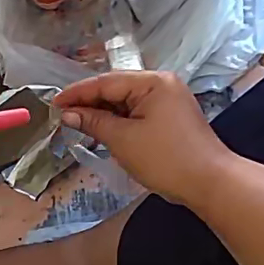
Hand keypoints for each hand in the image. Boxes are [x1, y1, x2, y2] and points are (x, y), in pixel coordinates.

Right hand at [55, 71, 233, 206]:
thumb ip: (93, 123)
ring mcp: (169, 100)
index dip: (77, 94)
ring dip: (103, 113)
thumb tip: (68, 114)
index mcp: (152, 82)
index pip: (106, 82)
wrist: (209, 182)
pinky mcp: (172, 118)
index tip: (53, 104)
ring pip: (127, 102)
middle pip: (116, 89)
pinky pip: (138, 113)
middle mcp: (162, 84)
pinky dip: (120, 121)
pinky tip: (104, 131)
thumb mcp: (123, 140)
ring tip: (78, 125)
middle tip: (62, 116)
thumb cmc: (165, 159)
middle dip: (89, 103)